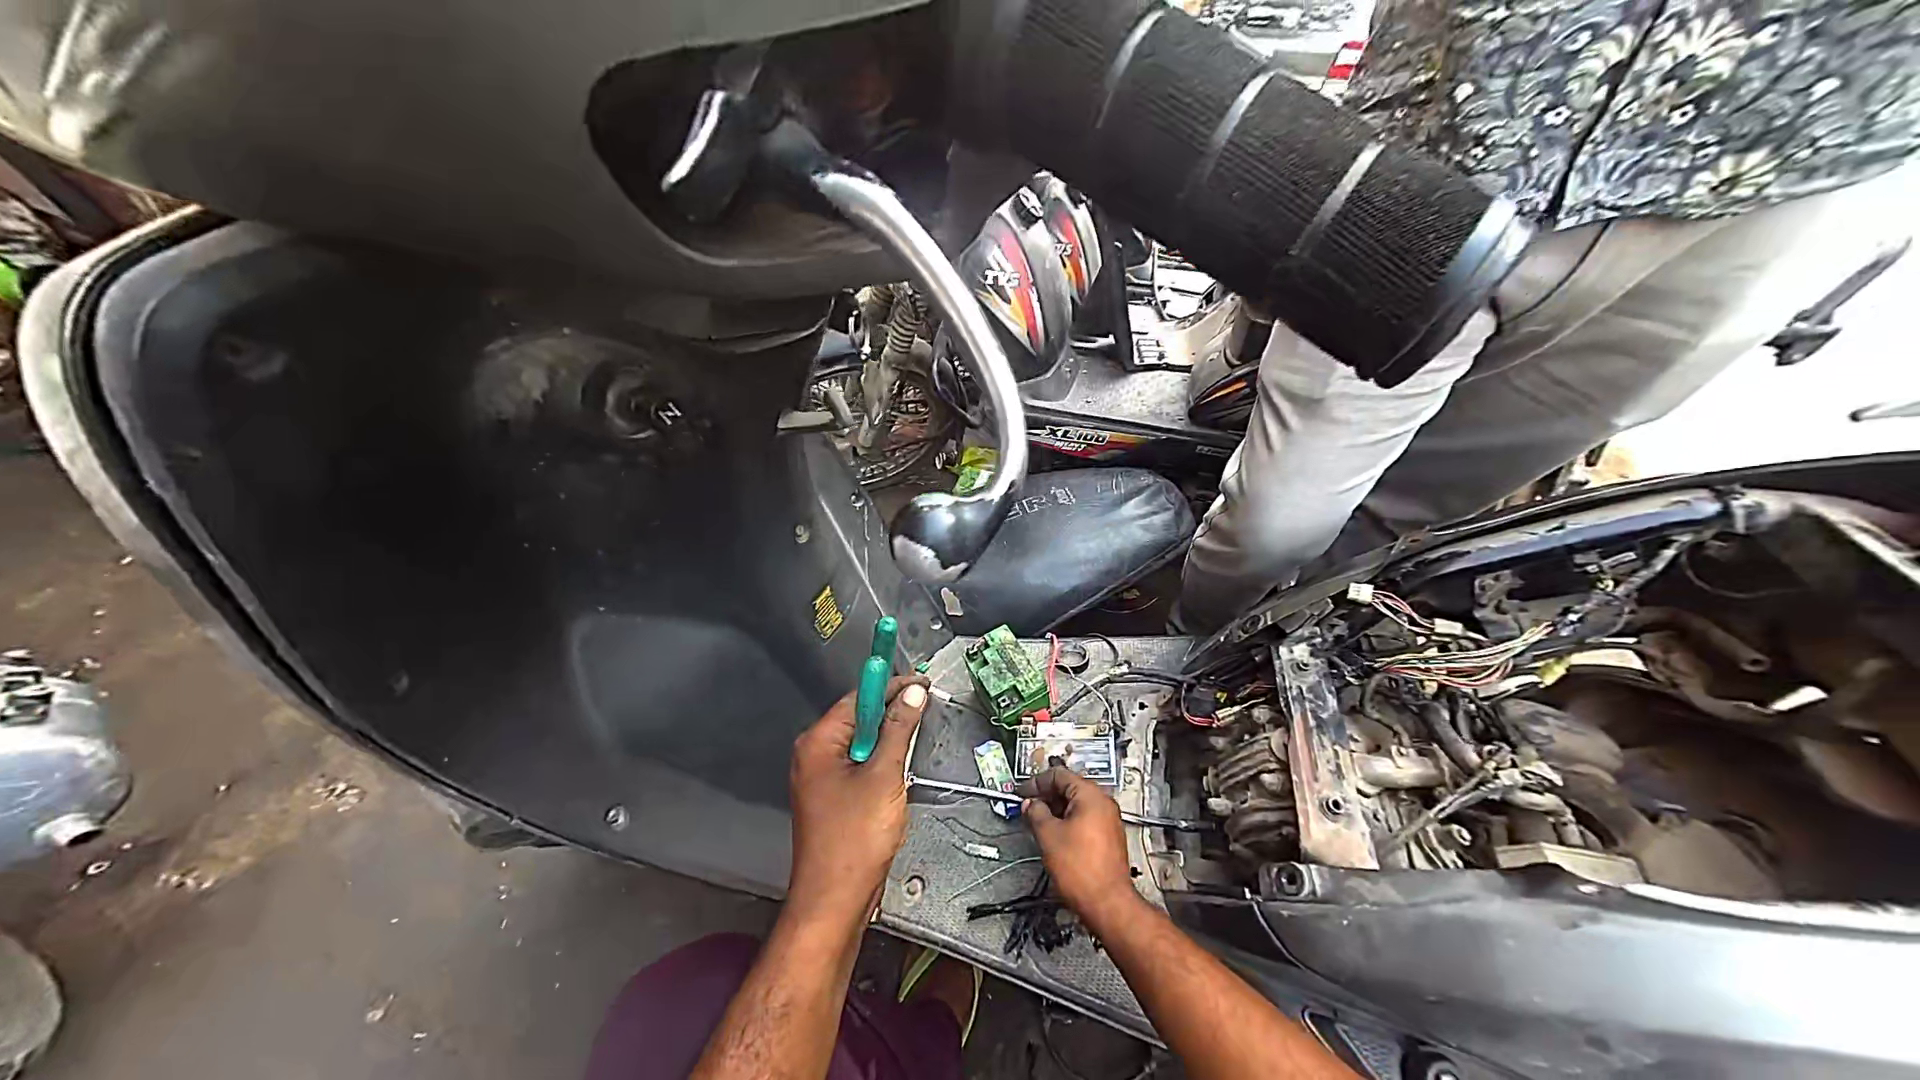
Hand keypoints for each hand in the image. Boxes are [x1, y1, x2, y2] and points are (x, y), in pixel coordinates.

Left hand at [787, 676, 928, 921]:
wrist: (836, 900)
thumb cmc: (853, 842)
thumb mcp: (884, 776)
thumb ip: (899, 730)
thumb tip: (911, 696)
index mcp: (817, 743)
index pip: (858, 698)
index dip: (890, 687)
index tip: (919, 684)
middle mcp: (814, 755)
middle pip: (858, 718)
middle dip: (891, 714)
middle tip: (924, 709)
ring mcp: (821, 778)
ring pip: (861, 744)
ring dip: (888, 741)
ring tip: (913, 743)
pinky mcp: (833, 798)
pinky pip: (859, 767)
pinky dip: (880, 763)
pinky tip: (898, 773)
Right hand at [1020, 766, 1141, 926]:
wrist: (1107, 904)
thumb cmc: (1080, 869)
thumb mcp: (1048, 835)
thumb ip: (1035, 813)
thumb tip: (1030, 804)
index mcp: (1091, 796)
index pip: (1059, 775)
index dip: (1036, 782)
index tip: (1022, 792)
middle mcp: (1104, 803)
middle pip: (1070, 787)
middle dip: (1046, 796)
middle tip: (1028, 807)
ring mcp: (1109, 821)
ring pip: (1077, 805)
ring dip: (1056, 810)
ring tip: (1038, 823)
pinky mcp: (1109, 838)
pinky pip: (1085, 819)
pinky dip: (1068, 822)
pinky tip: (1055, 835)